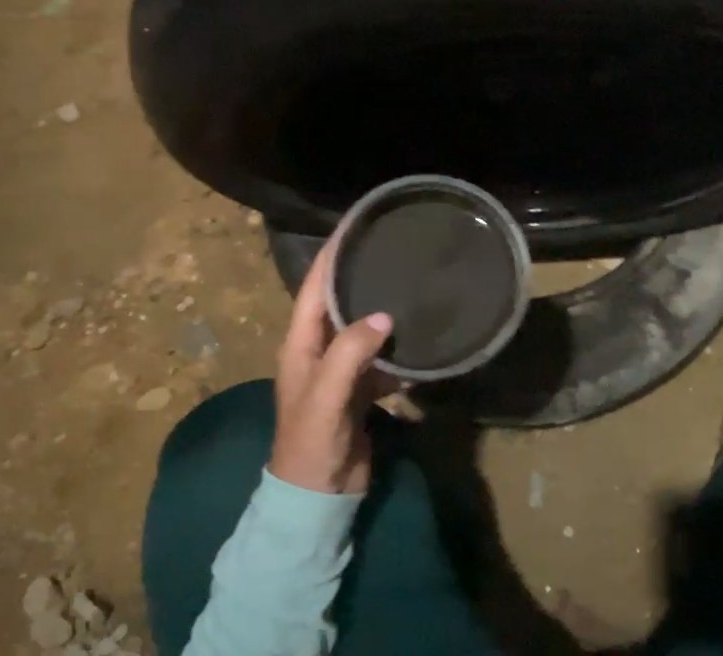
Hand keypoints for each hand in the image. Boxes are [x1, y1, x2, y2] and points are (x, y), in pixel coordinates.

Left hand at [267, 239, 396, 494]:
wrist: (318, 498)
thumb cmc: (312, 445)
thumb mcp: (326, 398)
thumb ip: (350, 354)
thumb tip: (384, 316)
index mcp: (300, 344)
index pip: (315, 287)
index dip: (331, 254)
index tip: (355, 223)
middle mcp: (319, 349)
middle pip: (340, 301)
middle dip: (361, 272)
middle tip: (393, 245)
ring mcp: (341, 371)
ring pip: (364, 328)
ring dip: (383, 307)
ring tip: (412, 280)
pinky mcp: (361, 390)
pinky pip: (381, 358)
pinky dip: (398, 347)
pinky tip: (422, 336)